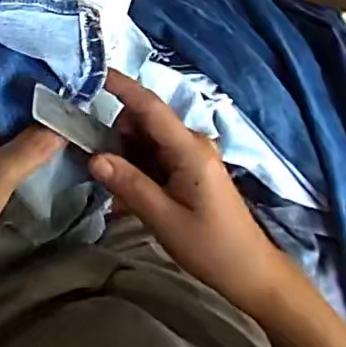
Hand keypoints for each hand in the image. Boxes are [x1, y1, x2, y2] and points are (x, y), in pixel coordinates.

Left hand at [0, 97, 63, 278]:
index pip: (3, 84)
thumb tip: (68, 120)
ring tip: (64, 126)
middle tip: (72, 111)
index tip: (67, 92)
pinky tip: (43, 146)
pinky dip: (16, 144)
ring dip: (28, 129)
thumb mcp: (3, 172)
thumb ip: (37, 143)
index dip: (35, 88)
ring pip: (2, 124)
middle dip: (34, 110)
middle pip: (4, 103)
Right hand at [89, 71, 303, 317]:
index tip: (95, 73)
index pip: (151, 107)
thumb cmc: (211, 247)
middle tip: (99, 168)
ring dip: (125, 157)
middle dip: (117, 136)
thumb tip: (94, 157)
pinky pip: (155, 157)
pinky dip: (137, 170)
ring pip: (146, 139)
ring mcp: (192, 155)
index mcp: (190, 149)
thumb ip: (129, 185)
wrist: (251, 273)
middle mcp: (192, 143)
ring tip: (115, 193)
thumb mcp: (165, 219)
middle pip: (144, 121)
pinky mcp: (190, 169)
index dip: (123, 87)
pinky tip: (128, 200)